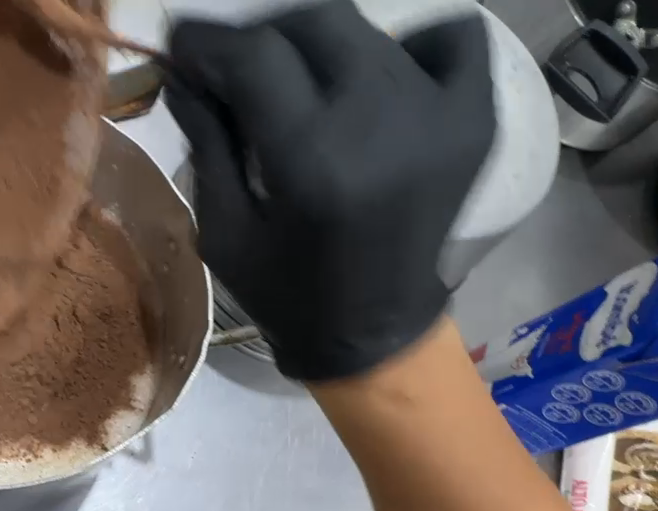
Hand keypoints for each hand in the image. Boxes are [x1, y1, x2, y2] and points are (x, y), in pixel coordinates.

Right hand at [166, 1, 493, 382]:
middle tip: (235, 67)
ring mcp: (439, 113)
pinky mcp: (474, 118)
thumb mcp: (225, 233)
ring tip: (298, 85)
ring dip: (319, 47)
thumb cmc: (286, 295)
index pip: (255, 58)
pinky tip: (379, 81)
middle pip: (313, 23)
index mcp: (310, 162)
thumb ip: (207, 147)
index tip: (183, 43)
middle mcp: (381, 122)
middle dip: (261, 37)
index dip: (209, 41)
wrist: (372, 333)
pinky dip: (410, 44)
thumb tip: (182, 76)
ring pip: (370, 29)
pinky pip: (451, 37)